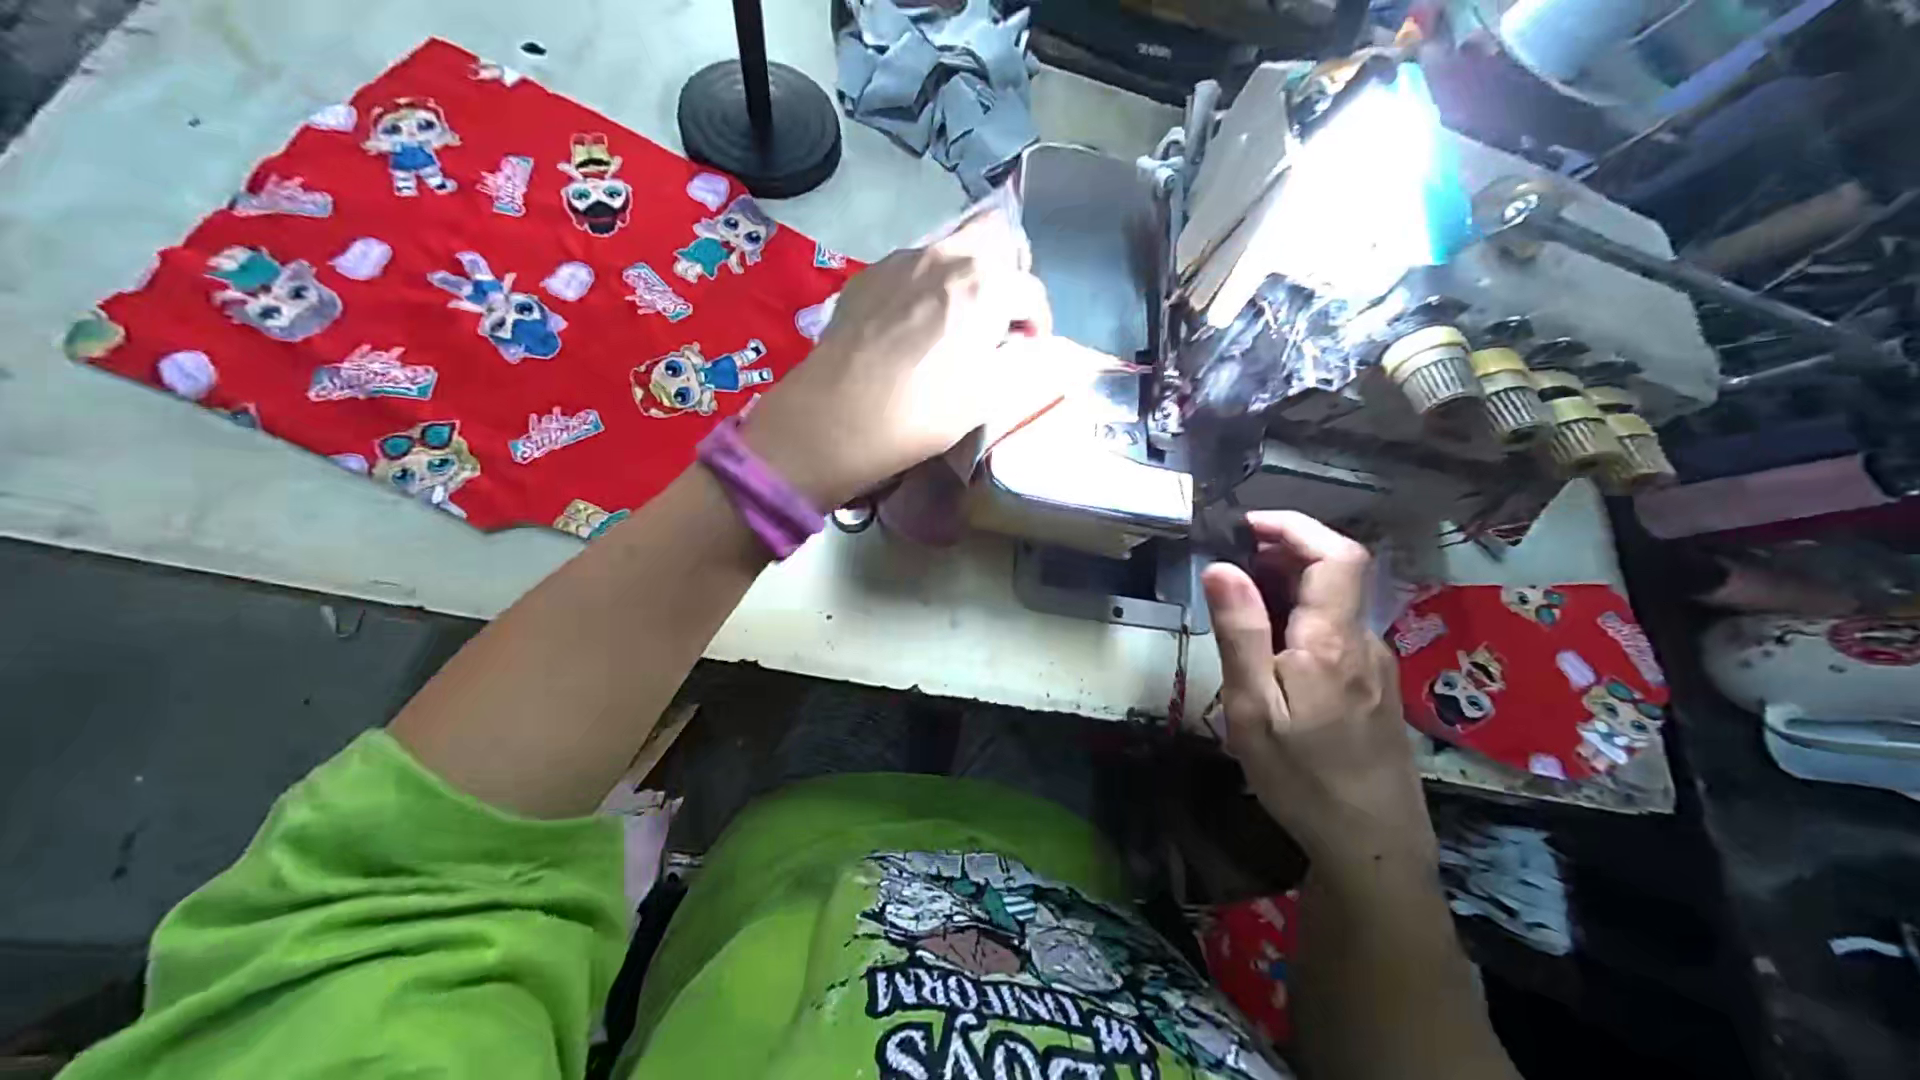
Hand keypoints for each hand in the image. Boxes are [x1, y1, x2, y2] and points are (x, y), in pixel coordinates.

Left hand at [741, 209, 1051, 508]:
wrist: (837, 417)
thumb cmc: (922, 412)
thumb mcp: (989, 396)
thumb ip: (1018, 358)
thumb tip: (1019, 341)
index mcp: (987, 284)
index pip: (1032, 291)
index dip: (1039, 323)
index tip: (1029, 348)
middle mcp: (946, 255)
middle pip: (994, 236)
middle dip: (1006, 272)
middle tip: (997, 315)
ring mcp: (902, 260)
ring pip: (949, 248)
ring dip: (963, 276)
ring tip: (953, 320)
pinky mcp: (868, 275)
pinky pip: (911, 268)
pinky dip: (925, 287)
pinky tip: (912, 325)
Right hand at [1199, 512, 1434, 875]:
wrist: (1371, 844)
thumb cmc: (1302, 777)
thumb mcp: (1254, 708)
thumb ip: (1240, 633)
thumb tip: (1221, 567)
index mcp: (1333, 641)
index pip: (1336, 554)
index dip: (1295, 525)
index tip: (1246, 524)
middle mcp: (1364, 641)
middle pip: (1336, 571)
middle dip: (1282, 553)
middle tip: (1228, 568)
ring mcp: (1375, 664)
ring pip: (1334, 603)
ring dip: (1289, 587)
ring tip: (1240, 610)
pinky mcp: (1375, 686)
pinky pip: (1337, 631)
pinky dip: (1302, 617)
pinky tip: (1272, 651)